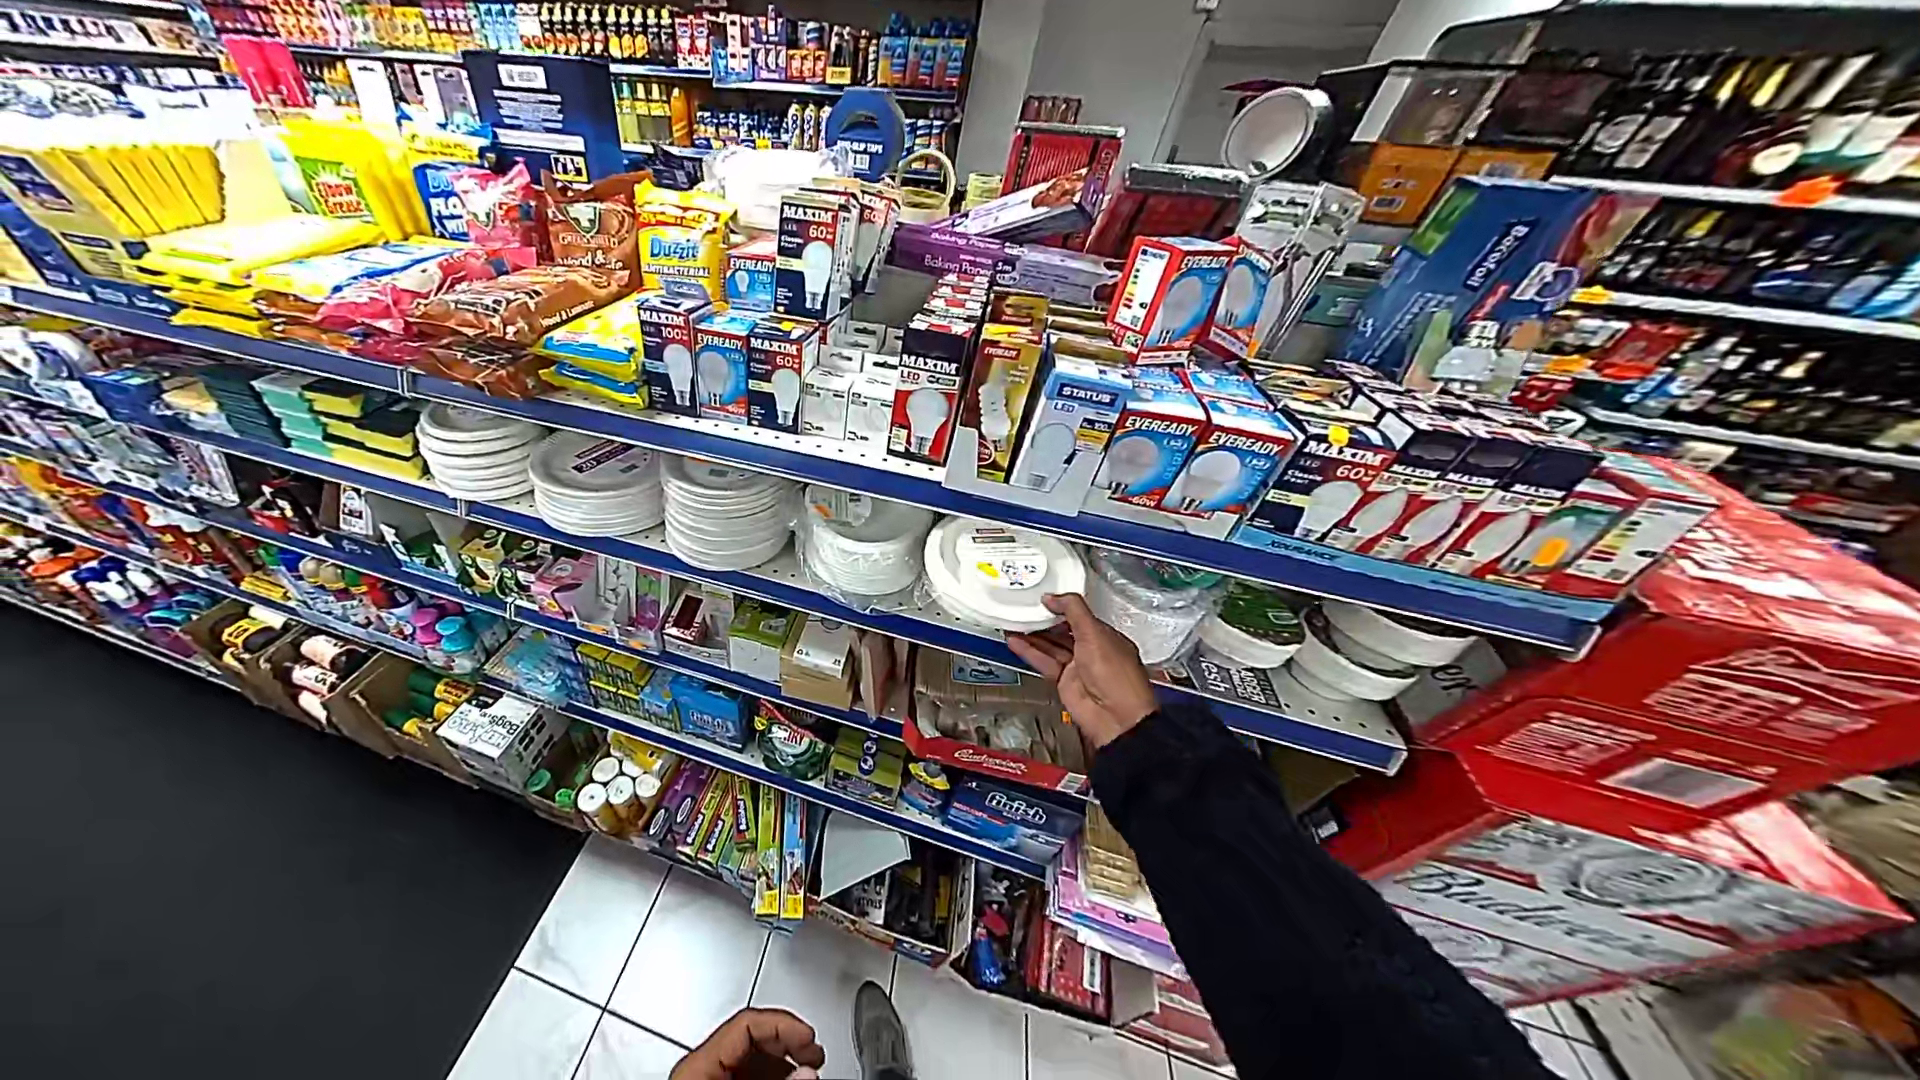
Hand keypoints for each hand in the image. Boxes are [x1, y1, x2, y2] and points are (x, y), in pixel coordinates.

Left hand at [670, 1008, 826, 1079]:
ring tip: (804, 1074)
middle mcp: (695, 1074)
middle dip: (787, 1044)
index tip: (809, 1039)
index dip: (784, 1025)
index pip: (747, 1023)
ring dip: (782, 1064)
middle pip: (750, 1039)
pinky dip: (769, 1079)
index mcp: (696, 1069)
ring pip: (749, 1060)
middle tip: (813, 1054)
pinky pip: (743, 1078)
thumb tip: (806, 1071)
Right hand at [1007, 593, 1157, 750]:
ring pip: (1051, 647)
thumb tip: (1054, 597)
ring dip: (1032, 636)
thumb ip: (1073, 611)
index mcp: (1106, 636)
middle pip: (1062, 631)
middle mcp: (1092, 651)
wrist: (1116, 718)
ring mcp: (1078, 667)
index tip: (1043, 600)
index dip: (1061, 607)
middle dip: (1043, 622)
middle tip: (1023, 610)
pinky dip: (1029, 652)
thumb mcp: (1095, 634)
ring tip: (1013, 624)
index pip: (1080, 616)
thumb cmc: (1117, 677)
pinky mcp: (1065, 682)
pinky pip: (1044, 662)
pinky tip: (1016, 643)